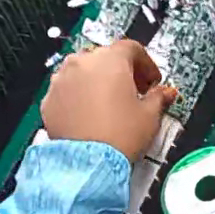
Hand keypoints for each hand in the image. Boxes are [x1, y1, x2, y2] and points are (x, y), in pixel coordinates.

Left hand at [39, 39, 176, 163]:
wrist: (89, 164)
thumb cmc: (118, 139)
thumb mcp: (150, 117)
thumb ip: (158, 98)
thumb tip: (165, 94)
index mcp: (110, 60)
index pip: (132, 49)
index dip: (146, 64)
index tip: (151, 80)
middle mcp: (82, 63)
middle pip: (105, 59)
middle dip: (121, 74)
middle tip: (132, 94)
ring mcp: (62, 80)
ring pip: (83, 73)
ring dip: (97, 84)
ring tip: (109, 108)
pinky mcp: (49, 100)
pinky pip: (67, 92)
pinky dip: (79, 100)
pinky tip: (91, 118)